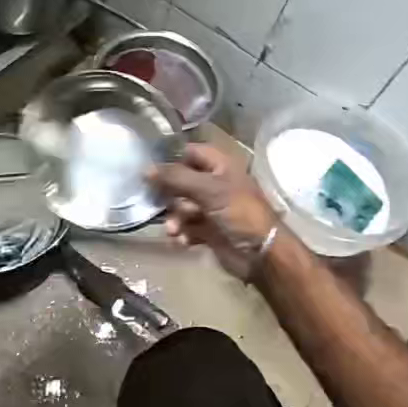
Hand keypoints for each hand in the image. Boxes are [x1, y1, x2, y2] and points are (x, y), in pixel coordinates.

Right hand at [150, 143, 281, 279]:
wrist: (261, 254)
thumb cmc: (238, 212)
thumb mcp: (207, 189)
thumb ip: (175, 177)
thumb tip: (146, 169)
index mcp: (220, 166)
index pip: (189, 152)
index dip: (170, 158)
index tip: (147, 167)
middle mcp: (215, 184)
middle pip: (181, 181)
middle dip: (168, 194)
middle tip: (153, 201)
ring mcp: (212, 208)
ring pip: (182, 207)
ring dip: (175, 218)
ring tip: (173, 229)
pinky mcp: (210, 230)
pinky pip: (187, 227)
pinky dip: (182, 233)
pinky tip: (181, 241)